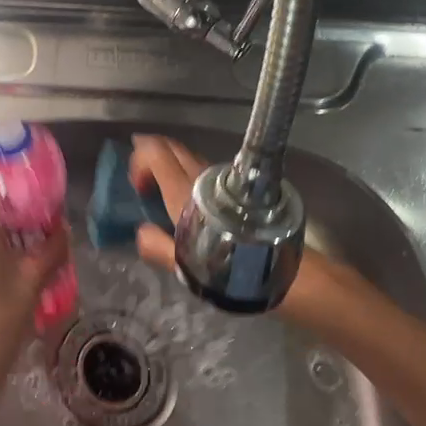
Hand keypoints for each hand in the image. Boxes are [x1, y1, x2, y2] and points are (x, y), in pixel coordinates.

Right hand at [131, 133, 346, 323]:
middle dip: (153, 155)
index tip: (136, 184)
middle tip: (141, 178)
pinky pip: (205, 174)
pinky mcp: (238, 193)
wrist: (288, 276)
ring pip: (191, 160)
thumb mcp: (184, 266)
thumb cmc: (232, 270)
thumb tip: (140, 233)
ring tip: (161, 192)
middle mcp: (204, 180)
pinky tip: (190, 204)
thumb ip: (158, 247)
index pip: (158, 152)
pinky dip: (188, 177)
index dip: (140, 158)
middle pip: (174, 149)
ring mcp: (224, 184)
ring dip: (171, 167)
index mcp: (186, 191)